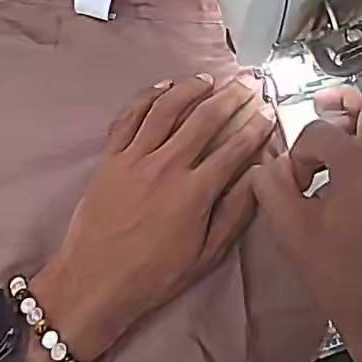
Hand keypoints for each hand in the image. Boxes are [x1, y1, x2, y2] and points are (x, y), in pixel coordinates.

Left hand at [30, 74, 275, 361]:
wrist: (94, 282)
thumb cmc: (152, 275)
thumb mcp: (205, 255)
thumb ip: (235, 213)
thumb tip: (258, 178)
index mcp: (194, 192)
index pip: (234, 148)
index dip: (255, 126)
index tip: (267, 110)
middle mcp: (166, 167)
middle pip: (204, 119)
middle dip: (231, 96)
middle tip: (247, 82)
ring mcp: (134, 158)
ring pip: (166, 109)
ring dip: (190, 88)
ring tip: (208, 79)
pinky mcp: (110, 158)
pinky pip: (129, 117)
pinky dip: (147, 97)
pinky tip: (162, 87)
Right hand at [252, 89, 361, 361]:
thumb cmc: (343, 274)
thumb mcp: (291, 230)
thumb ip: (271, 187)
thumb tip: (268, 168)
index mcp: (359, 164)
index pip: (320, 132)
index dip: (298, 151)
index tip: (292, 177)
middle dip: (343, 106)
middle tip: (322, 111)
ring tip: (341, 133)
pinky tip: (357, 168)